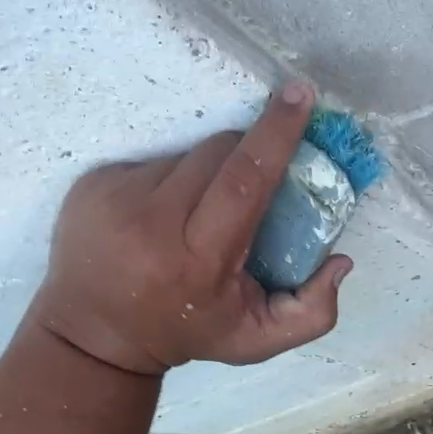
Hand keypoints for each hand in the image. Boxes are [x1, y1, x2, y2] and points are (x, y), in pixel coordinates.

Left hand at [31, 82, 353, 373]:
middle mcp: (152, 224)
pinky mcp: (91, 185)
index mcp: (199, 259)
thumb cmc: (185, 331)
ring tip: (195, 210)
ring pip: (188, 153)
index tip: (300, 95)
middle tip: (248, 184)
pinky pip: (154, 158)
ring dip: (207, 168)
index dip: (276, 133)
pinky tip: (161, 211)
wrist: (90, 339)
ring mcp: (115, 200)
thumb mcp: (256, 338)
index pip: (244, 179)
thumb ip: (312, 311)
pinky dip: (172, 176)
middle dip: (246, 151)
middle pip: (220, 153)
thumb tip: (342, 260)